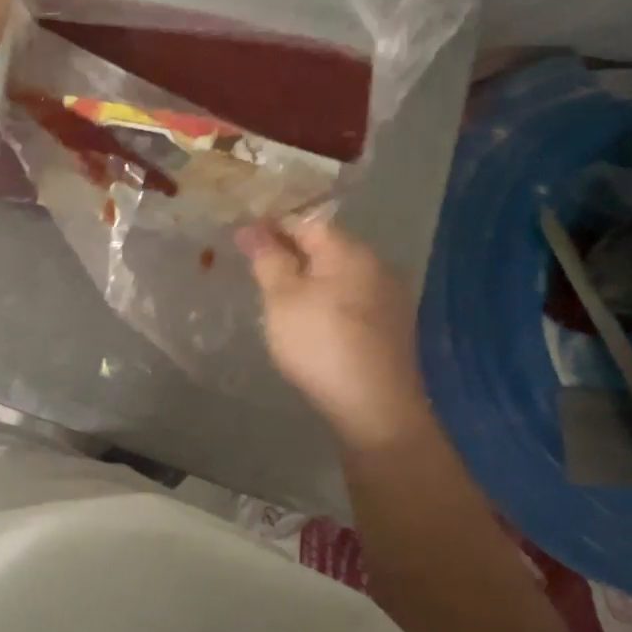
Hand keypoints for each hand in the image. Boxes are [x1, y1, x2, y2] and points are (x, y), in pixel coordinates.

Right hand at [236, 215, 431, 444]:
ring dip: (307, 275)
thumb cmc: (321, 344)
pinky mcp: (390, 326)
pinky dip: (325, 297)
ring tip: (275, 290)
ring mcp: (389, 297)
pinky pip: (350, 296)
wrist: (376, 410)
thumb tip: (250, 228)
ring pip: (338, 272)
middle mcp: (376, 265)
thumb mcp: (282, 298)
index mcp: (351, 251)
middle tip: (253, 263)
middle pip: (326, 245)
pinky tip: (308, 317)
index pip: (306, 222)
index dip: (271, 224)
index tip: (241, 236)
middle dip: (289, 249)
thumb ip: (267, 258)